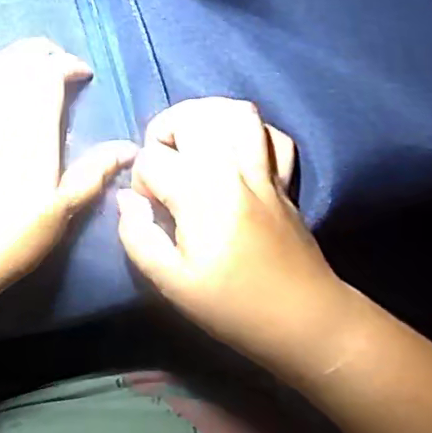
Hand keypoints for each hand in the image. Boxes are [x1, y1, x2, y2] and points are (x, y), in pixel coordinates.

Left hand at [0, 38, 136, 302]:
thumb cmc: (14, 239)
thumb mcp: (63, 211)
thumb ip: (94, 173)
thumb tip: (130, 147)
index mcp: (32, 134)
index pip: (46, 77)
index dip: (65, 65)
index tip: (83, 74)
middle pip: (14, 65)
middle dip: (37, 51)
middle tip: (57, 58)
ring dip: (4, 59)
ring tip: (24, 63)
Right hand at [115, 98, 359, 376]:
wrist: (305, 321)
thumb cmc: (233, 307)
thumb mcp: (172, 284)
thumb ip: (139, 237)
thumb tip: (126, 201)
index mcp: (202, 195)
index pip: (152, 158)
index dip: (140, 181)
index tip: (151, 211)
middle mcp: (234, 170)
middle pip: (195, 115)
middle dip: (166, 130)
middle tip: (163, 162)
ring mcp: (265, 171)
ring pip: (237, 112)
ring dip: (206, 117)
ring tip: (191, 145)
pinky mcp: (285, 181)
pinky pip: (272, 135)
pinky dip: (249, 134)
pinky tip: (233, 155)